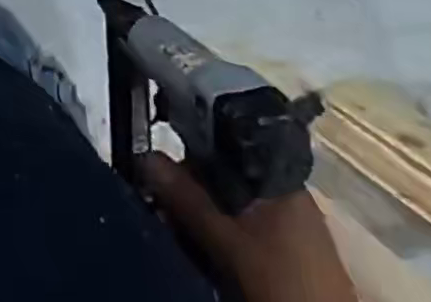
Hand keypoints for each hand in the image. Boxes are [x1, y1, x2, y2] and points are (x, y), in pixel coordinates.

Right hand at [138, 153, 356, 301]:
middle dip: (188, 184)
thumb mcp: (228, 243)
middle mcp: (284, 196)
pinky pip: (238, 228)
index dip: (190, 143)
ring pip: (228, 203)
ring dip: (198, 212)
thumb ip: (186, 198)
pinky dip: (214, 233)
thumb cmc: (284, 287)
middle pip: (223, 174)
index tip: (160, 156)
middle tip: (159, 202)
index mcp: (279, 182)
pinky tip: (196, 249)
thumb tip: (144, 155)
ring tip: (172, 227)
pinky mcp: (283, 256)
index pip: (227, 142)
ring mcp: (286, 228)